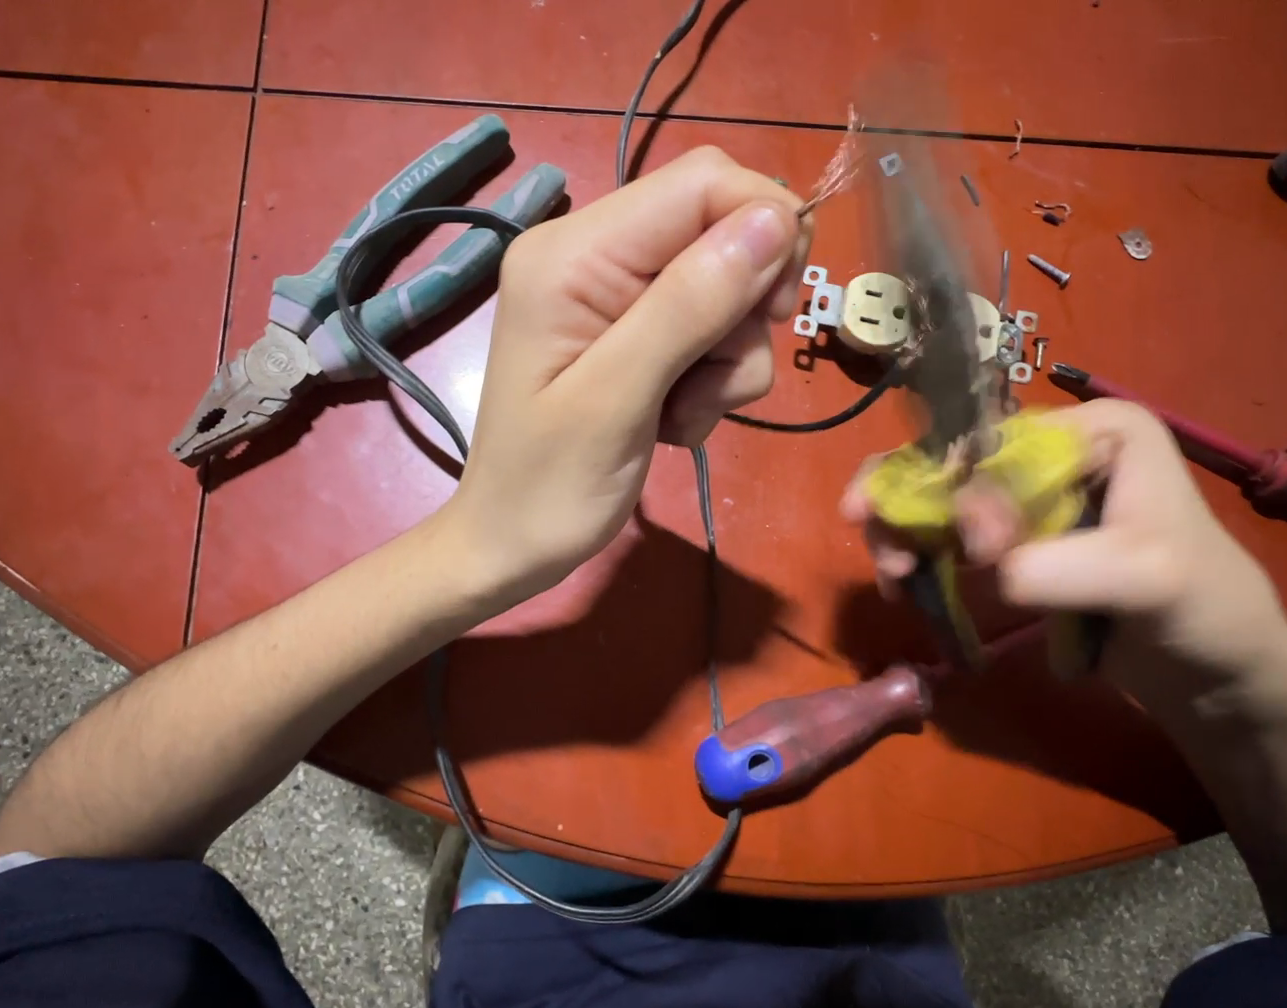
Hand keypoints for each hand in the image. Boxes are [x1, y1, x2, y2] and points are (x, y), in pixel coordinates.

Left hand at [438, 147, 811, 604]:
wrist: (511, 547)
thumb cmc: (548, 486)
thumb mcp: (617, 397)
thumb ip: (689, 305)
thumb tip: (774, 221)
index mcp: (573, 253)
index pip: (700, 182)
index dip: (762, 226)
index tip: (775, 312)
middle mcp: (593, 256)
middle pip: (719, 231)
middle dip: (741, 307)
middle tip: (717, 375)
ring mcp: (614, 297)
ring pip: (724, 290)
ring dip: (726, 359)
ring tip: (679, 415)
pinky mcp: (633, 335)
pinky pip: (708, 332)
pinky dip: (710, 380)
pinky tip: (672, 423)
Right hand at [842, 400, 1286, 718]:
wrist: (1209, 668)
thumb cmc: (1199, 610)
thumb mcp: (1143, 580)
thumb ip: (1059, 563)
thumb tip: (975, 556)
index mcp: (1097, 430)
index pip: (1004, 444)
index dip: (964, 489)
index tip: (966, 551)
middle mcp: (1053, 448)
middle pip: (952, 461)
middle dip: (906, 502)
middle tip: (884, 554)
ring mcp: (1027, 493)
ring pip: (936, 494)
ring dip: (901, 531)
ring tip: (891, 579)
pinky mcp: (1010, 536)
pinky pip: (944, 531)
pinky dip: (915, 553)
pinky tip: (903, 584)